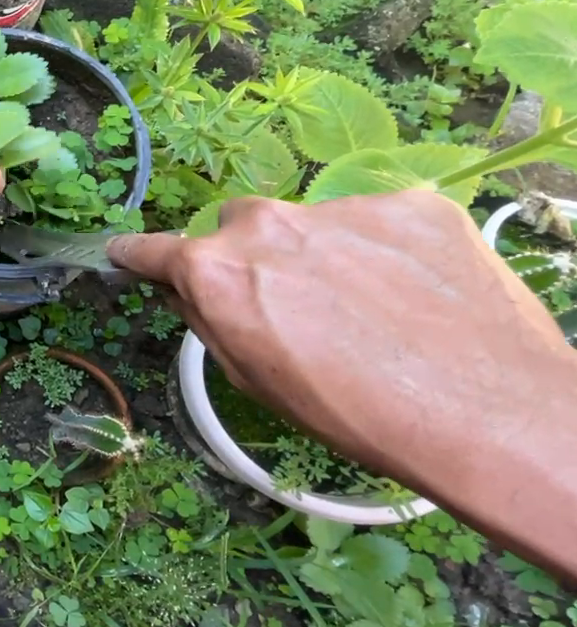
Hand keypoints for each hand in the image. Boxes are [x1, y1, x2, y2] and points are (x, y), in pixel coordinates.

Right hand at [107, 192, 569, 487]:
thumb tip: (185, 289)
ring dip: (318, 249)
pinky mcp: (412, 205)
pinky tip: (418, 289)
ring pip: (307, 222)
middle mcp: (263, 225)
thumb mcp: (248, 375)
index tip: (131, 257)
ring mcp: (339, 208)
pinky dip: (385, 247)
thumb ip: (205, 317)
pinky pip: (376, 219)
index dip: (137, 256)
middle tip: (293, 300)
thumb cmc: (351, 413)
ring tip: (371, 299)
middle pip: (234, 227)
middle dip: (250, 255)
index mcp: (213, 269)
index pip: (148, 248)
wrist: (496, 422)